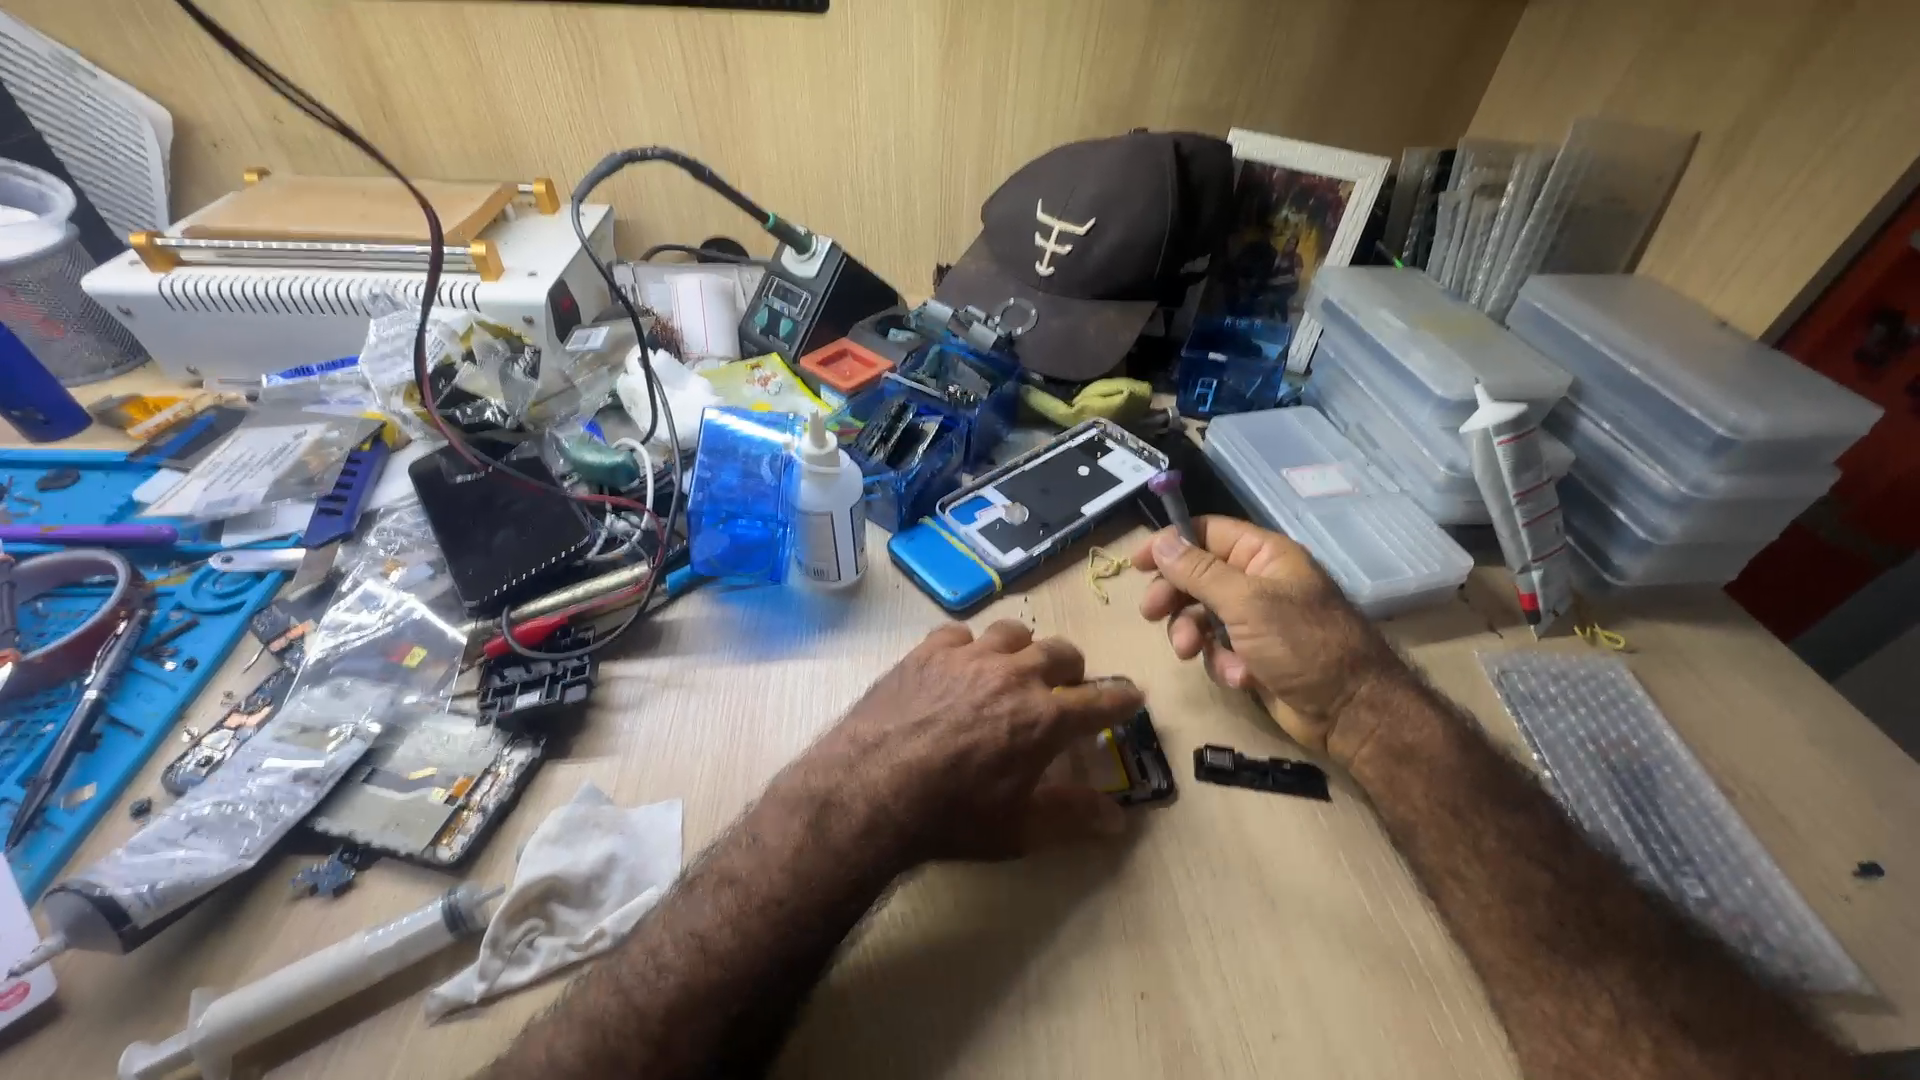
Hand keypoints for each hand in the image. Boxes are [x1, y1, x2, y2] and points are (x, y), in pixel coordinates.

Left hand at [792, 621, 1143, 864]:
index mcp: (1046, 717)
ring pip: (1013, 632)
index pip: (1102, 701)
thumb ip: (1072, 817)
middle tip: (1067, 684)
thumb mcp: (1019, 829)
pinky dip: (969, 648)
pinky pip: (961, 634)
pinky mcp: (928, 651)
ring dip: (1023, 649)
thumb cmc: (951, 818)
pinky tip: (958, 666)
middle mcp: (1015, 675)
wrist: (869, 790)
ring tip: (1014, 666)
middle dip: (1073, 668)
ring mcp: (970, 657)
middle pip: (1061, 653)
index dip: (1122, 698)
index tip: (1133, 695)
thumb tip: (1118, 819)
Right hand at [1131, 517, 1405, 762]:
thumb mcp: (1246, 602)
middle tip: (1151, 614)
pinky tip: (1239, 677)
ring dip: (1191, 634)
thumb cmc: (1303, 644)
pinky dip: (1220, 662)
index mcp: (1263, 556)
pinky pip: (1215, 649)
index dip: (1170, 543)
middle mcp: (1257, 582)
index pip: (1207, 533)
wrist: (1348, 711)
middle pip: (1196, 576)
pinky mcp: (1251, 654)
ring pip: (1199, 616)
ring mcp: (1254, 620)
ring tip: (1191, 652)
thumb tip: (1162, 540)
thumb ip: (1199, 571)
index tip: (1138, 563)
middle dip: (1174, 597)